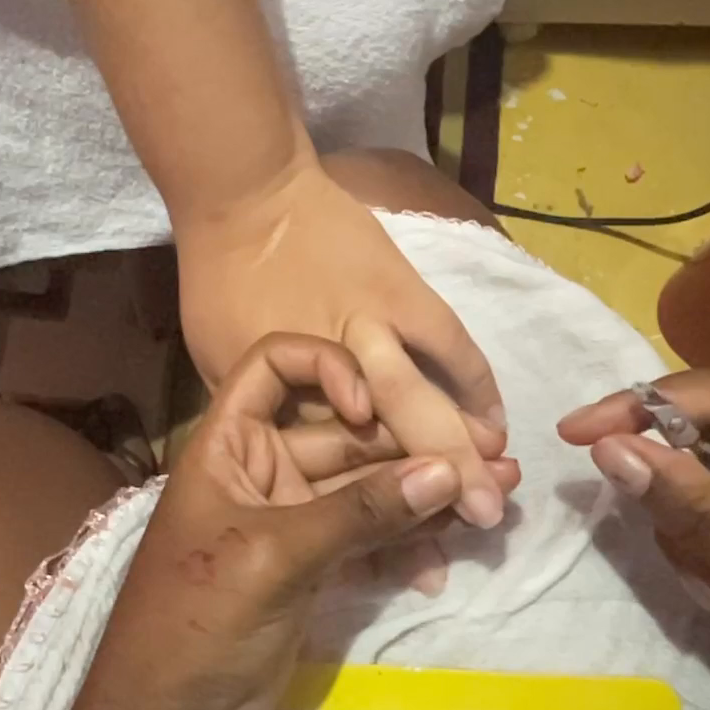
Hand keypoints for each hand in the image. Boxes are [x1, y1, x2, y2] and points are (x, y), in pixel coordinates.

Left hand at [92, 334, 518, 709]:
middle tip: (487, 455)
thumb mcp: (276, 556)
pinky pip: (371, 533)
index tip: (368, 406)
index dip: (327, 369)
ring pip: (367, 486)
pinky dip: (408, 539)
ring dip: (425, 491)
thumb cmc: (200, 619)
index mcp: (231, 441)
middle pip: (343, 432)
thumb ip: (361, 513)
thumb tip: (447, 472)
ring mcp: (296, 513)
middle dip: (411, 443)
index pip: (276, 365)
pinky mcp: (318, 558)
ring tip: (496, 494)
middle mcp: (265, 464)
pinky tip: (453, 547)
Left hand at [175, 164, 509, 529]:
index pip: (327, 450)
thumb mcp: (212, 361)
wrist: (244, 192)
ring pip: (419, 394)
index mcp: (276, 384)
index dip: (364, 480)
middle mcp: (330, 359)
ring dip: (460, 440)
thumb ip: (256, 411)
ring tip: (498, 480)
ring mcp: (371, 322)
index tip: (395, 500)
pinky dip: (473, 379)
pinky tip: (492, 419)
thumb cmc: (218, 280)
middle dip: (434, 477)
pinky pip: (447, 341)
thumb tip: (294, 456)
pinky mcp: (402, 290)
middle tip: (482, 517)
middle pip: (385, 430)